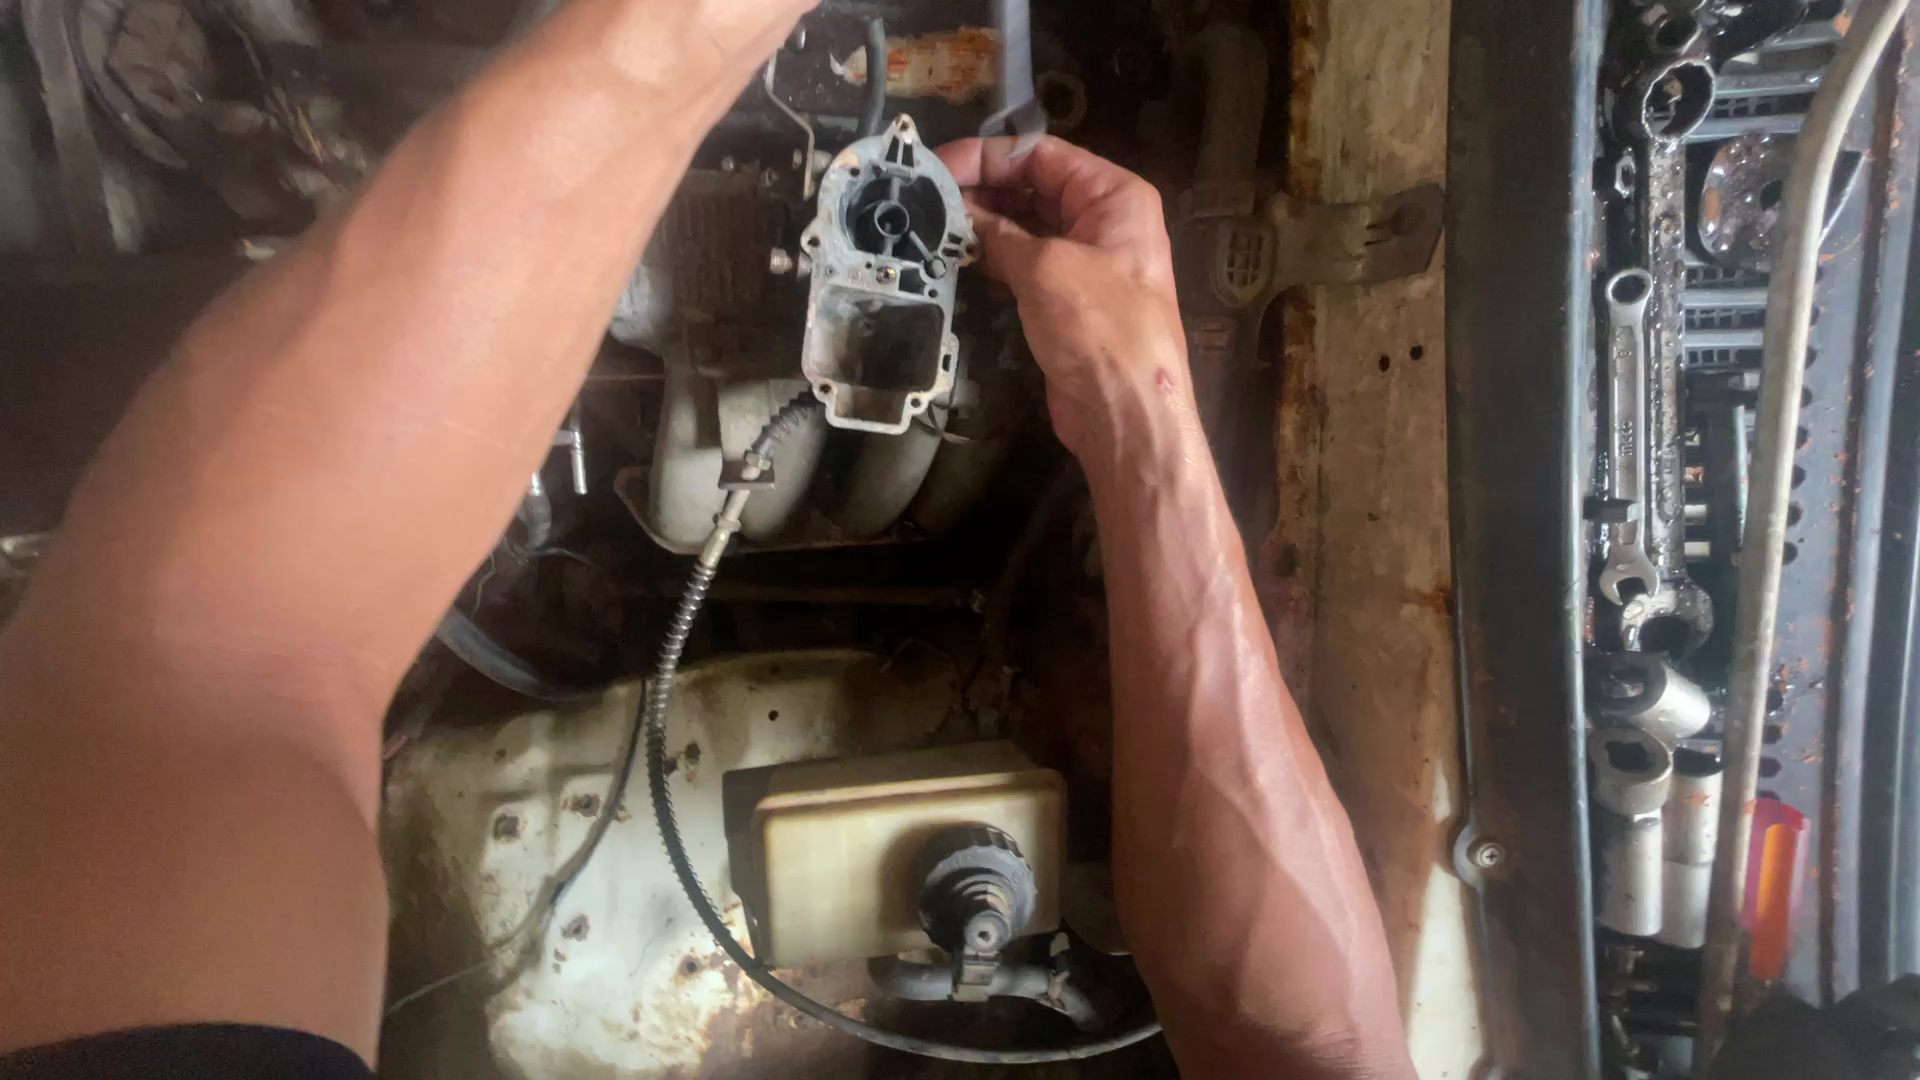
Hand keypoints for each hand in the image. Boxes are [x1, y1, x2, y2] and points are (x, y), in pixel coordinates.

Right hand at [935, 137, 1194, 460]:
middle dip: (984, 192)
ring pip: (1027, 232)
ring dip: (985, 230)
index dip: (988, 157)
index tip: (939, 167)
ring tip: (935, 229)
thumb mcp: (1046, 268)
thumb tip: (961, 216)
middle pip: (1034, 190)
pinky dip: (995, 263)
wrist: (1125, 411)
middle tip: (930, 200)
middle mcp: (1103, 224)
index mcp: (1113, 197)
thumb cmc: (1098, 327)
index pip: (1042, 155)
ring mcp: (1085, 267)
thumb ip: (1000, 236)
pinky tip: (961, 261)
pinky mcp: (1066, 305)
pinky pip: (1025, 269)